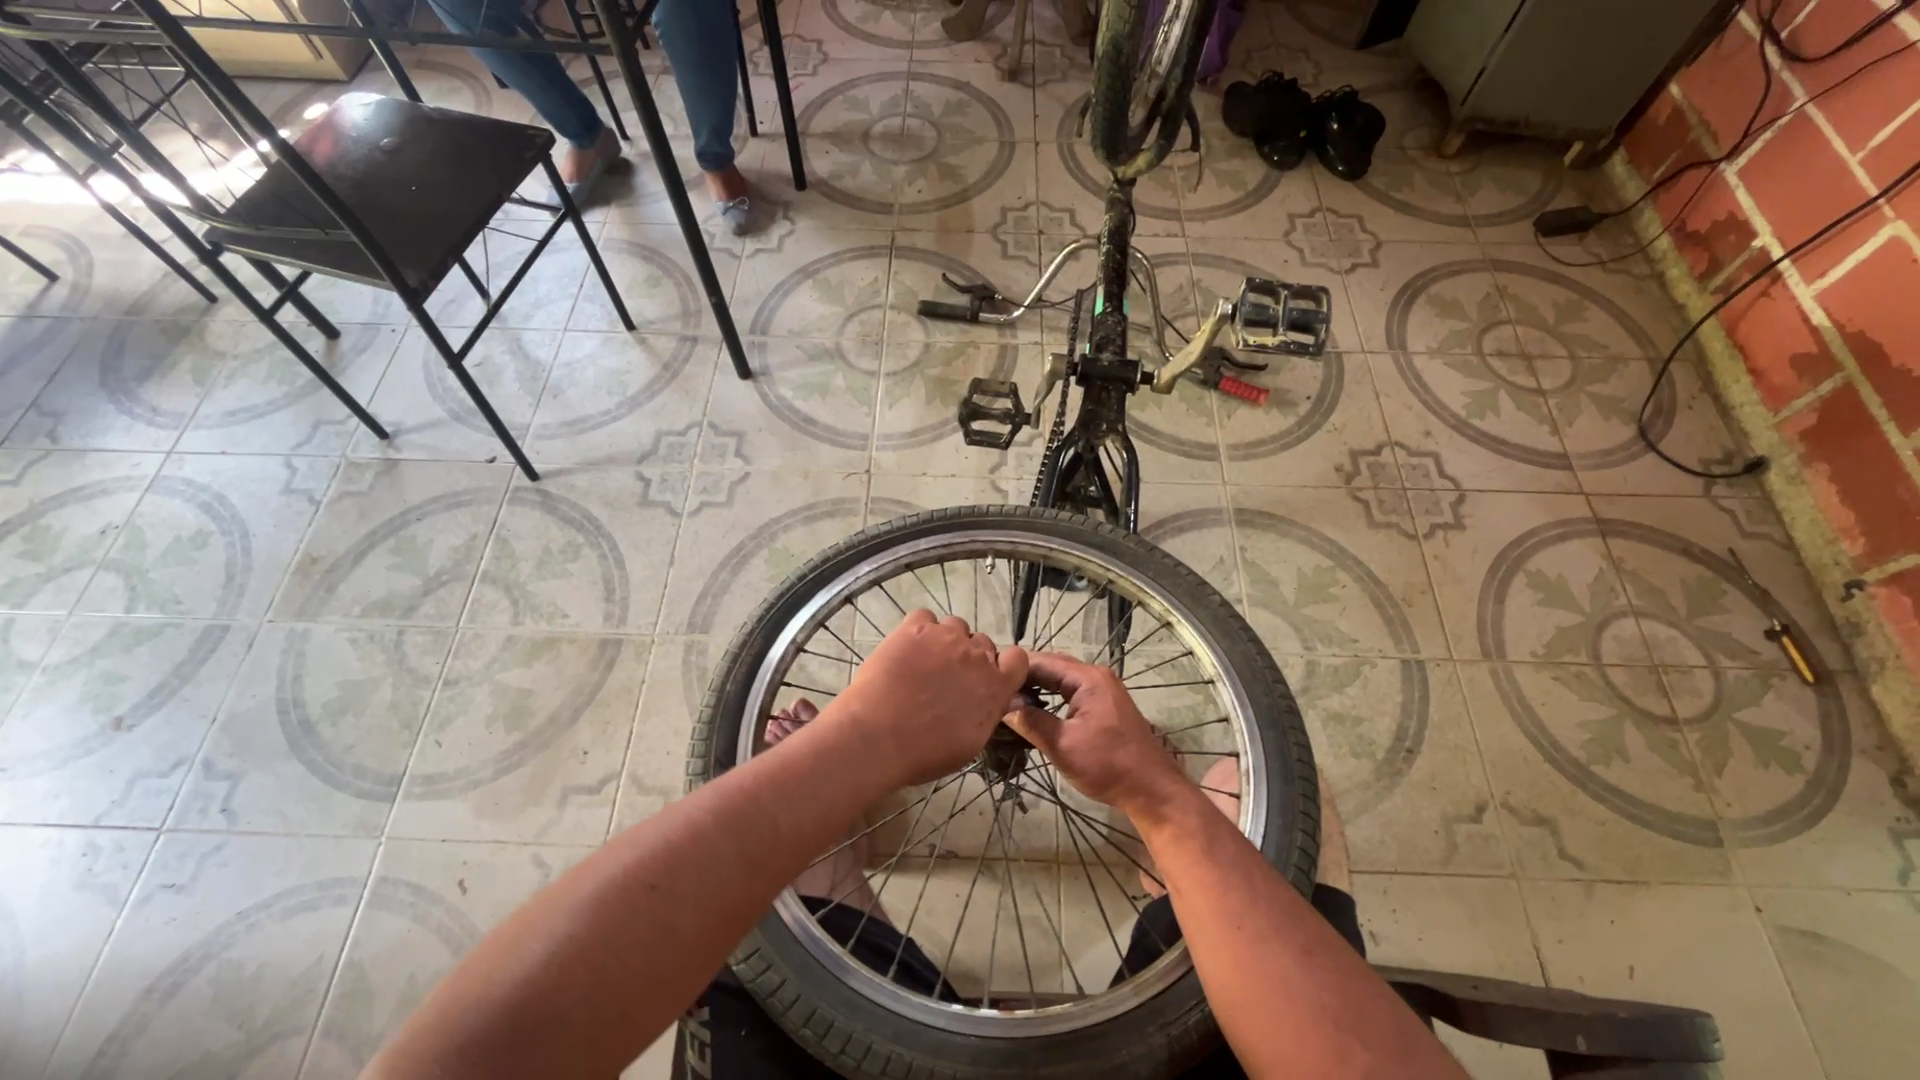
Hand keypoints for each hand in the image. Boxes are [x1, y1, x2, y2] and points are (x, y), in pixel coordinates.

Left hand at [828, 610, 1029, 787]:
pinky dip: (919, 630)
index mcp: (995, 686)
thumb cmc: (925, 751)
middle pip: (982, 642)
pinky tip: (906, 650)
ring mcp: (944, 637)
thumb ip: (991, 712)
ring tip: (924, 663)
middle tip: (947, 678)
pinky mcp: (914, 628)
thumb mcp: (971, 742)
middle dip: (969, 657)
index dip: (1002, 664)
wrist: (877, 738)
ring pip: (954, 626)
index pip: (1017, 658)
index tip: (987, 677)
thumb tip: (1004, 699)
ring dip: (946, 641)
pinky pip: (925, 617)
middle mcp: (975, 655)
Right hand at [1003, 652, 1188, 814]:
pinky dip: (1049, 698)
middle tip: (991, 686)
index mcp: (1087, 679)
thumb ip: (1031, 722)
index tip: (985, 673)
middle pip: (1051, 668)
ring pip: (1060, 681)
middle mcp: (1096, 677)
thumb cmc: (1108, 766)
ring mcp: (1102, 691)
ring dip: (1035, 687)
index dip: (1013, 667)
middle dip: (1022, 676)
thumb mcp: (1063, 745)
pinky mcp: (1104, 707)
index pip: (1041, 662)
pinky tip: (1031, 710)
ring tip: (1004, 697)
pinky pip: (1070, 693)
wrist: (1152, 790)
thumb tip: (1002, 705)